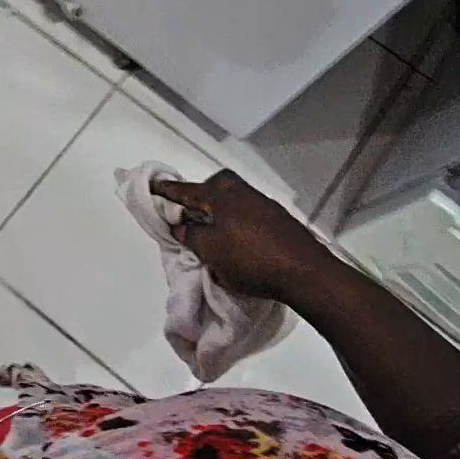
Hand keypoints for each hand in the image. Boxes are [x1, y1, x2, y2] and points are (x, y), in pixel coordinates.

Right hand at [150, 169, 349, 302]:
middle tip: (188, 214)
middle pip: (213, 188)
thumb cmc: (250, 259)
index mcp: (221, 195)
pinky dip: (235, 222)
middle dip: (199, 197)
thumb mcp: (210, 251)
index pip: (186, 191)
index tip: (153, 186)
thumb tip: (182, 226)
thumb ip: (191, 235)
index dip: (167, 191)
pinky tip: (237, 241)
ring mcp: (264, 204)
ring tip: (210, 231)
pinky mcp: (279, 220)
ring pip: (232, 201)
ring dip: (218, 212)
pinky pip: (247, 214)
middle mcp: (242, 192)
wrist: (305, 272)